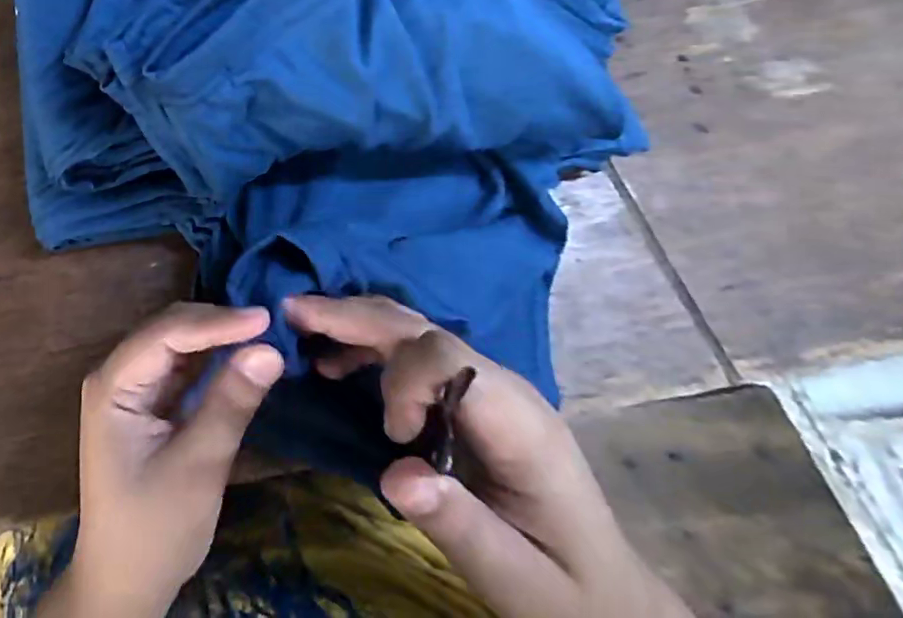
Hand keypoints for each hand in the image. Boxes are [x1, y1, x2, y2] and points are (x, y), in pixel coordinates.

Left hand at [39, 304, 284, 617]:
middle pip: (169, 330)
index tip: (265, 318)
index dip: (216, 321)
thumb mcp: (198, 467)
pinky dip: (213, 360)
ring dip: (218, 337)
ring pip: (178, 344)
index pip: (166, 334)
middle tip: (271, 323)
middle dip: (218, 323)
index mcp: (112, 385)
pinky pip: (183, 367)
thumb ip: (230, 404)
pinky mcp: (148, 402)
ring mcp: (132, 388)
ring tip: (264, 332)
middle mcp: (117, 375)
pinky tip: (242, 355)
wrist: (124, 583)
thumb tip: (270, 350)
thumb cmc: (153, 529)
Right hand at [286, 295, 691, 617]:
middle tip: (294, 312)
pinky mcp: (469, 397)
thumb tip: (396, 474)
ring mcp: (485, 387)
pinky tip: (335, 361)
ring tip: (301, 324)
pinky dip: (368, 347)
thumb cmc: (565, 590)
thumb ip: (459, 524)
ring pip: (413, 331)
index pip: (450, 359)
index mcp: (520, 423)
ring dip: (356, 322)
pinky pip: (413, 354)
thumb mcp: (516, 578)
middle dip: (356, 316)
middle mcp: (502, 387)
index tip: (394, 434)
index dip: (404, 379)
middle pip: (422, 329)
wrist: (608, 593)